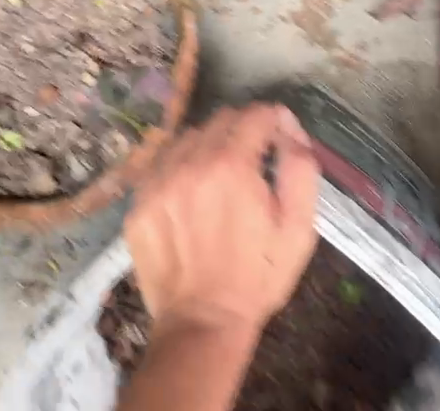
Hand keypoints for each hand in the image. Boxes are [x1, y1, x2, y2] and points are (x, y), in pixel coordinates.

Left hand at [125, 104, 320, 338]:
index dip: (276, 121)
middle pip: (222, 119)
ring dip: (212, 144)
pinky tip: (192, 191)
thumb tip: (291, 131)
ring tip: (222, 176)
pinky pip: (162, 165)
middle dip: (245, 129)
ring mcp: (158, 184)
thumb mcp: (299, 226)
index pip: (256, 115)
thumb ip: (301, 168)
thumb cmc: (258, 276)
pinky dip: (182, 166)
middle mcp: (190, 165)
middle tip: (256, 159)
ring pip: (190, 138)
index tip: (282, 139)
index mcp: (232, 166)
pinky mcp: (138, 205)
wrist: (202, 325)